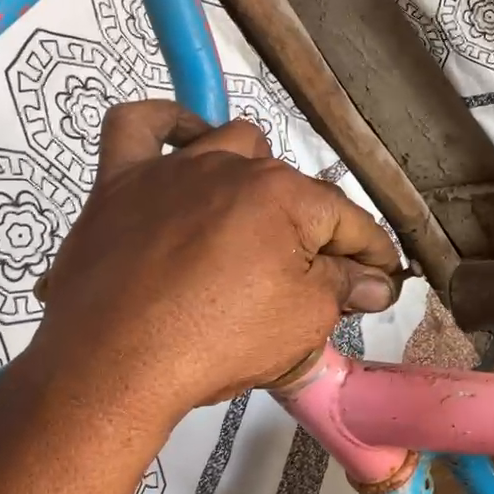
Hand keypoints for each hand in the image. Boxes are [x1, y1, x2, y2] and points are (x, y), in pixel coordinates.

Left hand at [18, 100, 399, 428]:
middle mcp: (234, 167)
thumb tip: (378, 282)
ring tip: (257, 222)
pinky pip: (139, 127)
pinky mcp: (118, 183)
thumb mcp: (305, 320)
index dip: (375, 255)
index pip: (350, 221)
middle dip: (318, 234)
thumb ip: (346, 287)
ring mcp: (172, 169)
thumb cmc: (218, 342)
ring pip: (233, 144)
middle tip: (318, 283)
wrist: (109, 367)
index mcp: (286, 197)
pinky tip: (185, 141)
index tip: (384, 281)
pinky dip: (166, 125)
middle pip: (296, 190)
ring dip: (258, 176)